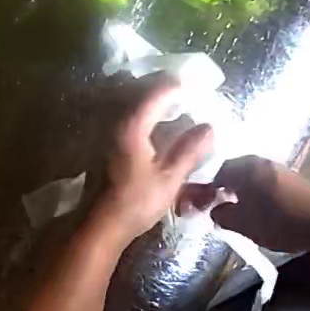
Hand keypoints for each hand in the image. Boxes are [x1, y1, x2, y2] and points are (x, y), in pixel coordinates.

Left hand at [86, 76, 214, 249]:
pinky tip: (153, 126)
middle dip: (162, 88)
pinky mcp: (101, 145)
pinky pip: (123, 117)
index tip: (197, 84)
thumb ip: (190, 150)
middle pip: (138, 91)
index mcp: (132, 125)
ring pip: (128, 104)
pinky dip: (140, 114)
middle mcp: (114, 121)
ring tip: (171, 105)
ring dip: (150, 100)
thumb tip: (209, 126)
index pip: (157, 93)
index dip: (178, 86)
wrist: (100, 226)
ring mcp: (104, 132)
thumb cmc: (136, 202)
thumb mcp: (170, 177)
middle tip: (185, 90)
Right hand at [198, 156, 309, 253]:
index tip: (194, 207)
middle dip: (217, 189)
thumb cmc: (280, 221)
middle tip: (210, 209)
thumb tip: (215, 210)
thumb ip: (222, 216)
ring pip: (246, 177)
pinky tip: (252, 210)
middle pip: (229, 171)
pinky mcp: (290, 181)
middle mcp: (259, 161)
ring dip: (235, 192)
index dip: (200, 190)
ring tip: (230, 212)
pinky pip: (260, 183)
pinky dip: (250, 194)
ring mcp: (277, 169)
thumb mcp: (243, 224)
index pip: (213, 171)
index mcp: (245, 166)